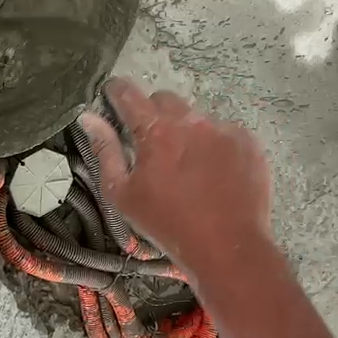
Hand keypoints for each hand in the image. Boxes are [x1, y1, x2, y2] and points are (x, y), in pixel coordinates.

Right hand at [78, 77, 272, 264]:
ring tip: (187, 165)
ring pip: (196, 116)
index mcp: (156, 132)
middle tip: (152, 143)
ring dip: (185, 130)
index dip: (116, 91)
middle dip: (153, 113)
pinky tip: (213, 172)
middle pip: (164, 98)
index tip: (112, 95)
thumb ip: (105, 150)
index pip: (129, 93)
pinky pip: (224, 131)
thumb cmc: (166, 223)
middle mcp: (191, 121)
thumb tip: (89, 118)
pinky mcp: (248, 142)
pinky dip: (214, 144)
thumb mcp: (122, 193)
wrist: (228, 247)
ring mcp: (224, 130)